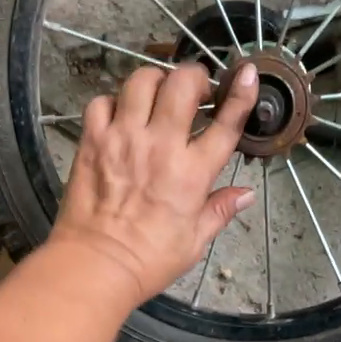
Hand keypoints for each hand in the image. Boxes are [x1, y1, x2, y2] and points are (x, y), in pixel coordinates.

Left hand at [48, 63, 258, 300]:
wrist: (96, 266)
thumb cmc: (147, 261)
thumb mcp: (194, 243)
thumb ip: (219, 211)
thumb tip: (244, 195)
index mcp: (192, 174)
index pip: (225, 123)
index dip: (241, 94)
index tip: (247, 75)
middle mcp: (161, 146)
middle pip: (182, 84)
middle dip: (194, 77)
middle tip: (195, 90)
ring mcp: (124, 139)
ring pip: (141, 81)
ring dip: (155, 81)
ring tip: (157, 95)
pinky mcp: (93, 141)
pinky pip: (102, 102)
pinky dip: (113, 102)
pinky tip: (119, 117)